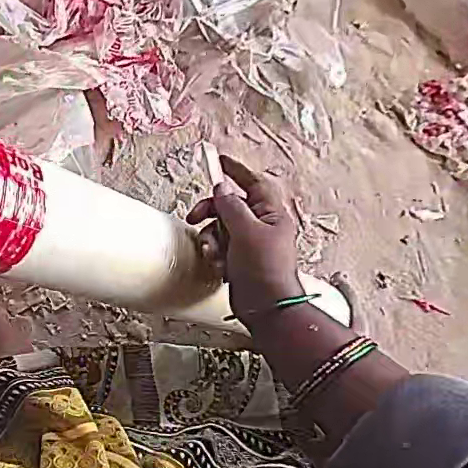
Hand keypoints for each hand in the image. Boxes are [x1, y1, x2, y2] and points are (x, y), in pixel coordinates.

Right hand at [188, 155, 303, 323]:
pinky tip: (218, 263)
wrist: (265, 306)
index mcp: (272, 214)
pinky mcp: (238, 257)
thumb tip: (222, 188)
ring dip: (210, 237)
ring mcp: (249, 242)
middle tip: (195, 216)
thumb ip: (231, 206)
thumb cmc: (263, 268)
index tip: (219, 161)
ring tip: (214, 252)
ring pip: (219, 226)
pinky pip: (218, 244)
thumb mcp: (245, 231)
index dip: (236, 171)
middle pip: (229, 204)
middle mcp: (261, 225)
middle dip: (210, 211)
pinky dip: (213, 251)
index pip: (253, 183)